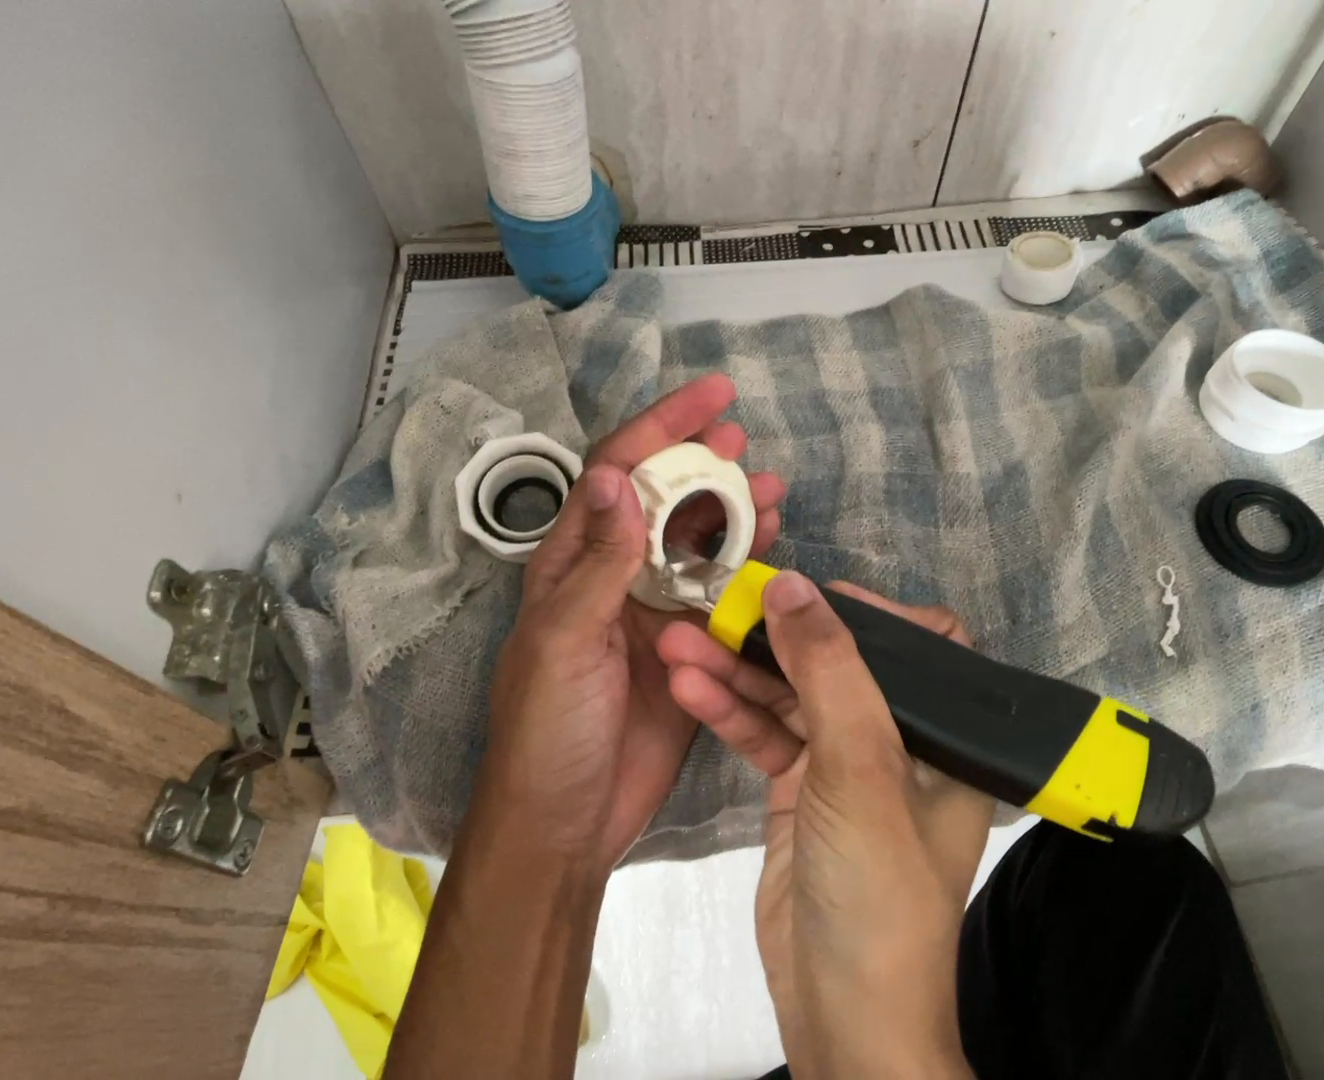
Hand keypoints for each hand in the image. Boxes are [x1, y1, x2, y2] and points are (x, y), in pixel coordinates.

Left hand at [474, 374, 785, 875]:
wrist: (567, 823)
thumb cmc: (548, 731)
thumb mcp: (562, 642)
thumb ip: (595, 564)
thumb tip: (614, 476)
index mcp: (571, 565)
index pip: (615, 474)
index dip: (659, 428)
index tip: (711, 395)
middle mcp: (613, 577)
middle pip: (661, 501)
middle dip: (700, 461)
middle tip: (744, 435)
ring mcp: (653, 614)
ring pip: (698, 545)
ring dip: (733, 511)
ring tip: (774, 484)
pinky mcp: (688, 650)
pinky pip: (721, 597)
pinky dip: (747, 568)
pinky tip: (774, 547)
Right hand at [657, 574, 993, 1078]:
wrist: (841, 1017)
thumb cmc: (876, 891)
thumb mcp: (860, 771)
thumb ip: (829, 672)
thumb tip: (793, 585)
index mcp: (941, 735)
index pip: (920, 646)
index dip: (868, 614)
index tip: (802, 597)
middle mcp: (897, 744)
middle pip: (838, 667)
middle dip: (775, 639)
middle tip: (716, 607)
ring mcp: (842, 770)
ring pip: (792, 699)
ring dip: (738, 672)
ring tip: (679, 643)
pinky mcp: (798, 794)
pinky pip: (766, 736)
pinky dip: (731, 712)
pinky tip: (690, 686)